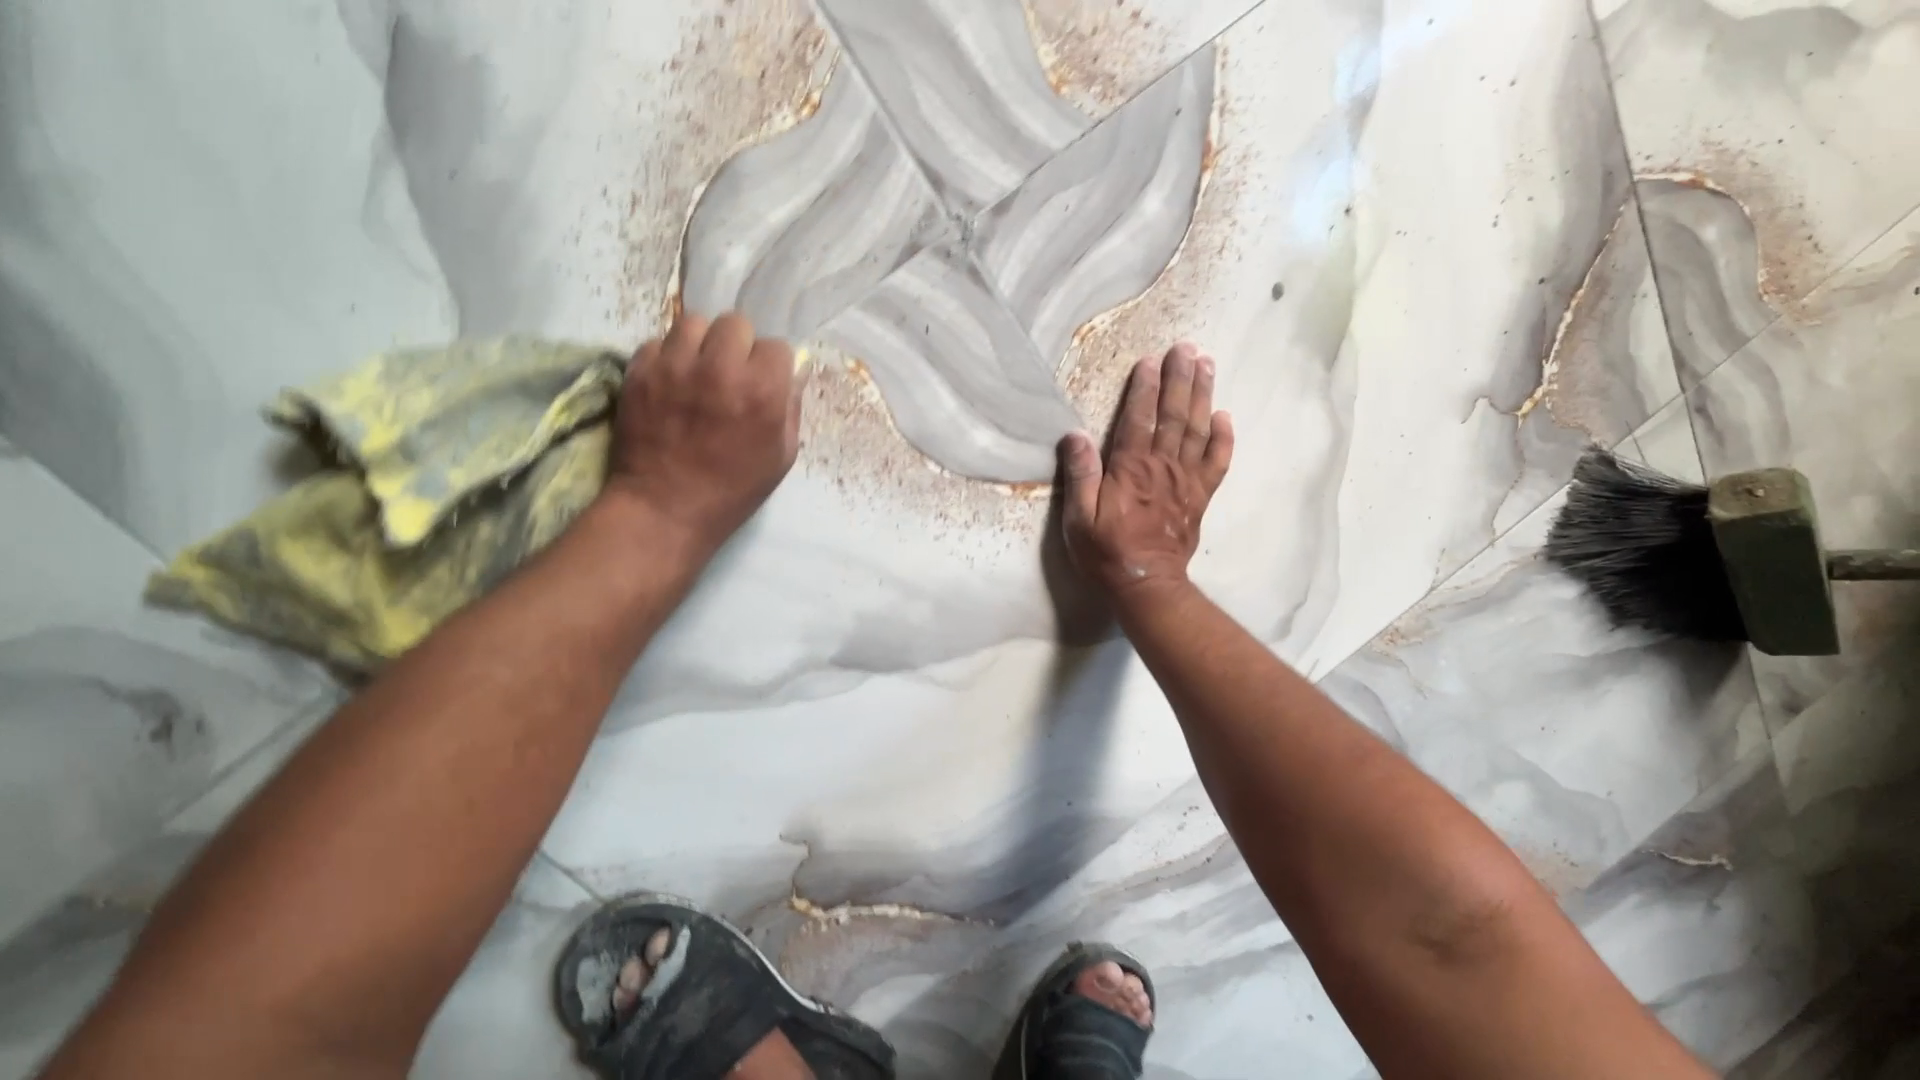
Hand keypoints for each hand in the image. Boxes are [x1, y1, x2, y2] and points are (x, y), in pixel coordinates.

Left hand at [603, 312, 801, 551]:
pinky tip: (670, 383)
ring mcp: (675, 367)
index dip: (771, 366)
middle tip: (729, 374)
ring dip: (700, 344)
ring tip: (697, 370)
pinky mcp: (640, 372)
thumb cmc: (732, 491)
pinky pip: (658, 342)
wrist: (664, 510)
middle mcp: (720, 368)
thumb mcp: (781, 457)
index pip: (777, 346)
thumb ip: (790, 408)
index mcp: (762, 391)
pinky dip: (666, 358)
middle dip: (737, 346)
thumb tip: (792, 375)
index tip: (763, 384)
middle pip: (735, 324)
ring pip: (694, 323)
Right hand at [1059, 343, 1232, 601]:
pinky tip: (1225, 415)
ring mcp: (1186, 480)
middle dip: (1179, 379)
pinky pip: (1217, 462)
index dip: (1144, 388)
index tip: (1149, 360)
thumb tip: (1074, 435)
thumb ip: (1080, 475)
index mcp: (1130, 469)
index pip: (1138, 419)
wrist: (1146, 584)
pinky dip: (1223, 437)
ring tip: (1206, 364)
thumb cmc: (1106, 552)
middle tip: (1186, 348)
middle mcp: (1162, 467)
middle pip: (1174, 415)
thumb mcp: (1078, 518)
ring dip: (1202, 395)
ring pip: (1197, 429)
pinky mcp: (1200, 496)